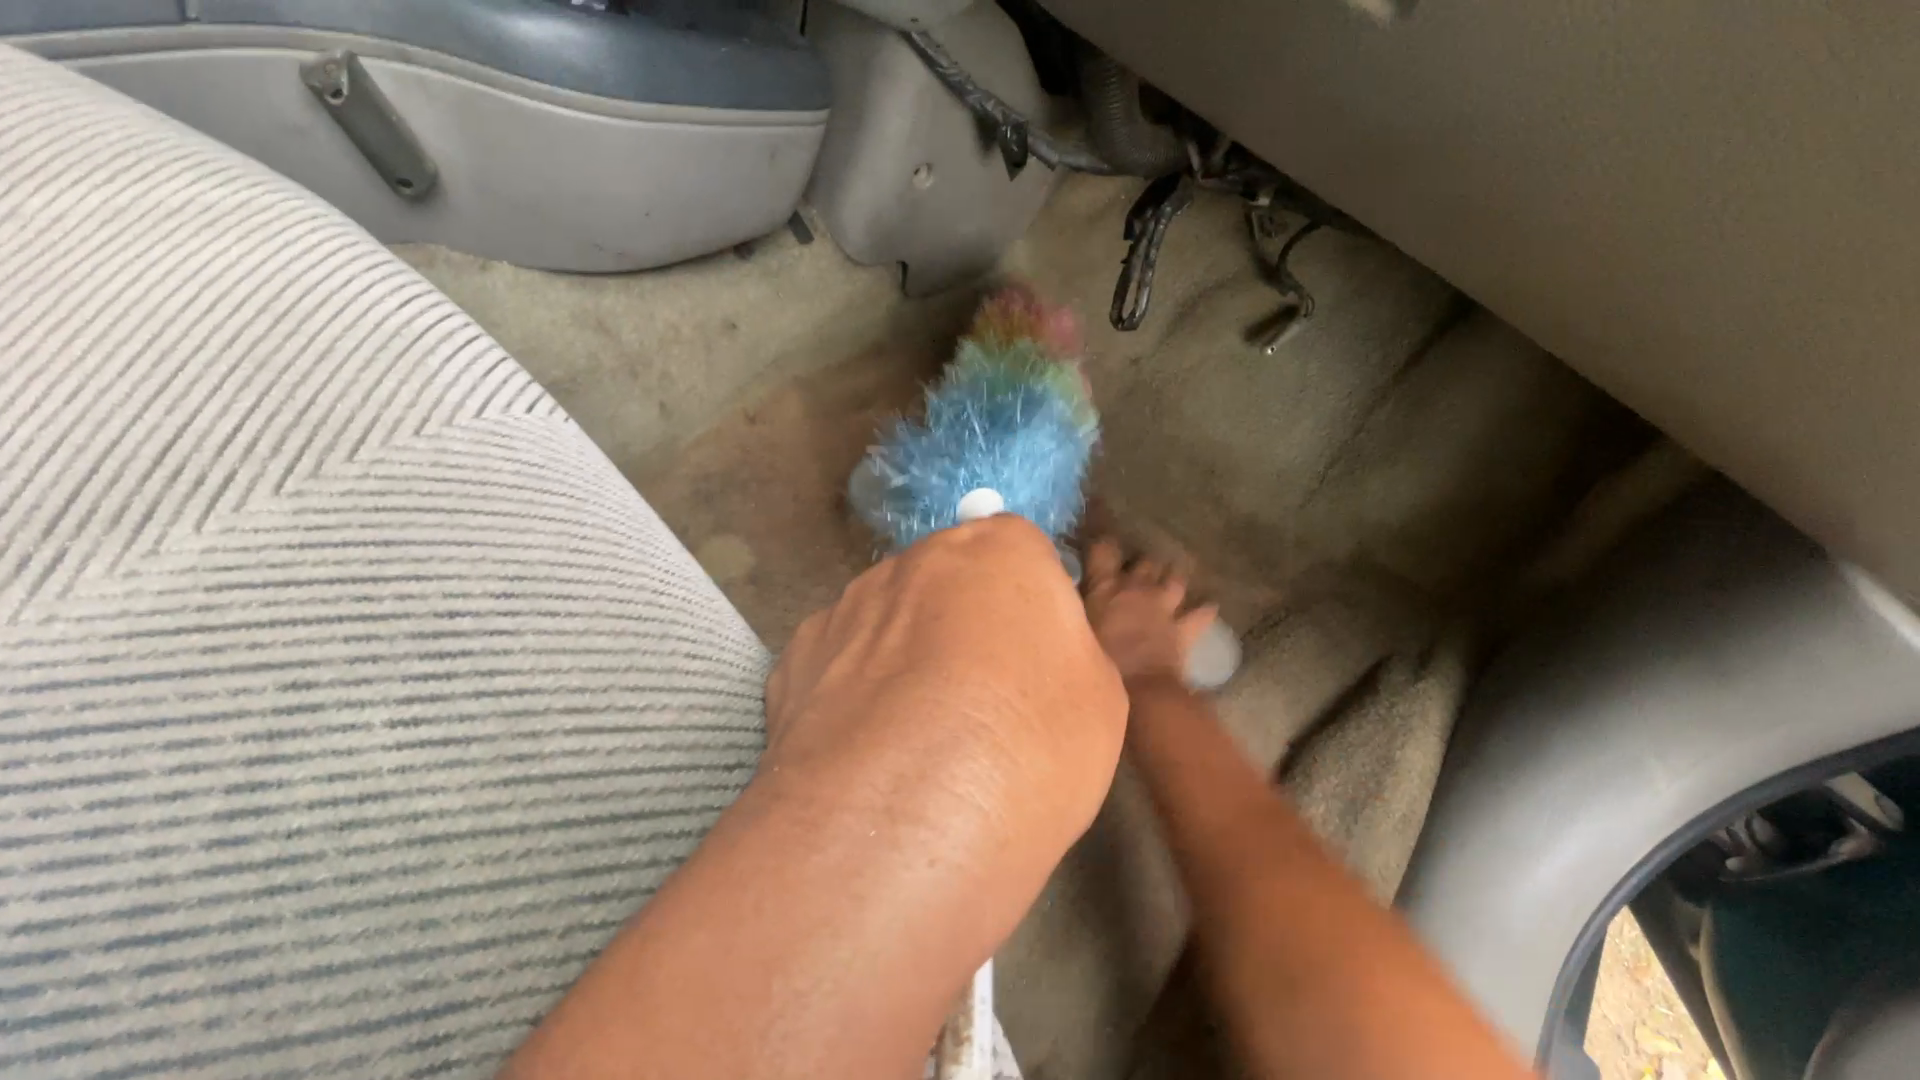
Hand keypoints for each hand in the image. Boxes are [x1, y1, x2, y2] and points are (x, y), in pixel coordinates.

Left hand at [765, 516, 1127, 847]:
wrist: (902, 817)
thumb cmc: (1029, 745)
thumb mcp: (1098, 699)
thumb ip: (1064, 647)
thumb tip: (1033, 648)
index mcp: (998, 551)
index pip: (1019, 550)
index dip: (1027, 605)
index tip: (1032, 659)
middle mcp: (915, 561)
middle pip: (946, 580)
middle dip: (960, 623)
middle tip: (979, 699)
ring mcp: (846, 606)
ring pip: (887, 621)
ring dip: (902, 657)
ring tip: (916, 739)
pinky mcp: (793, 659)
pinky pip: (838, 665)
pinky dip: (852, 695)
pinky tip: (867, 751)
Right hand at [1083, 540, 1217, 684]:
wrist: (1139, 691)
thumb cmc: (1098, 662)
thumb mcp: (1076, 630)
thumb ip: (1076, 607)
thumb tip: (1068, 593)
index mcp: (1106, 587)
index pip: (1104, 549)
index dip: (1103, 541)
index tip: (1099, 538)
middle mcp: (1137, 588)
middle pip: (1144, 560)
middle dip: (1140, 561)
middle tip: (1134, 567)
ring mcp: (1164, 606)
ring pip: (1175, 578)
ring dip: (1172, 577)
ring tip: (1169, 577)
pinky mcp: (1184, 628)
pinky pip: (1202, 613)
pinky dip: (1204, 609)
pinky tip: (1206, 606)